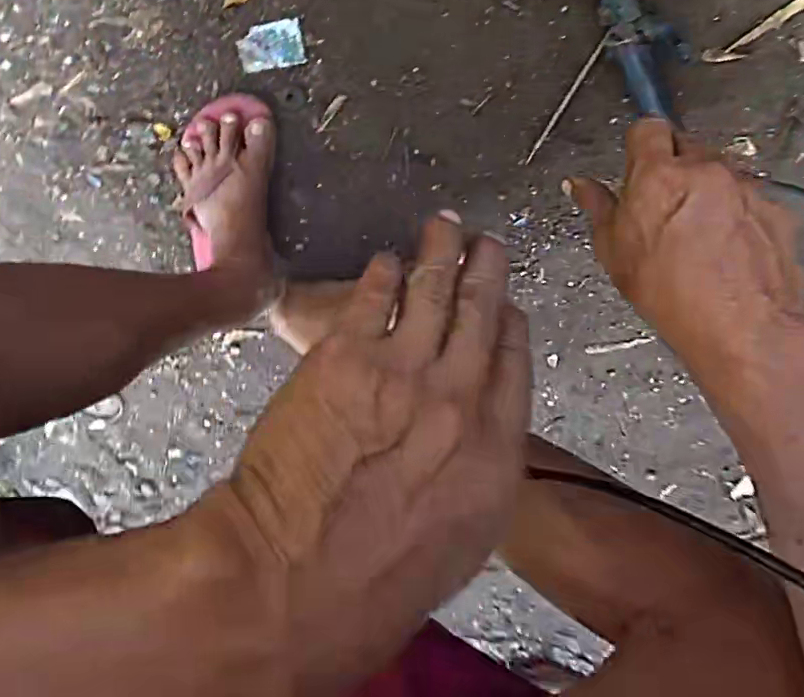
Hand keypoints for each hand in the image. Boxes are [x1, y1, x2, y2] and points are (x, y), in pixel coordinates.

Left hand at [197, 214, 531, 694]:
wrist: (290, 578)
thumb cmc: (369, 579)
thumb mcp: (451, 539)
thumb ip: (468, 473)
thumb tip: (463, 432)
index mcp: (493, 457)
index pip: (513, 368)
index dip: (510, 325)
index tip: (508, 302)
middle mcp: (455, 405)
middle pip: (480, 318)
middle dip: (484, 271)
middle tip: (487, 242)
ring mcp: (399, 374)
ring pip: (432, 294)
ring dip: (440, 253)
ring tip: (445, 225)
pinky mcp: (342, 358)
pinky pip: (371, 300)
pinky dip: (382, 273)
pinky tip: (386, 259)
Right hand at [566, 118, 803, 379]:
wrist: (741, 326)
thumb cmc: (669, 289)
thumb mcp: (611, 247)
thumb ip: (597, 206)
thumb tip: (580, 186)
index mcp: (657, 175)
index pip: (649, 128)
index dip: (640, 141)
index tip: (636, 156)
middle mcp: (706, 172)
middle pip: (686, 148)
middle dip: (672, 167)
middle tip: (658, 201)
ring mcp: (746, 190)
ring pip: (719, 173)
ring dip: (704, 189)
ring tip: (692, 230)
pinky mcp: (778, 211)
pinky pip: (748, 199)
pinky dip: (734, 212)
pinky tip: (721, 246)